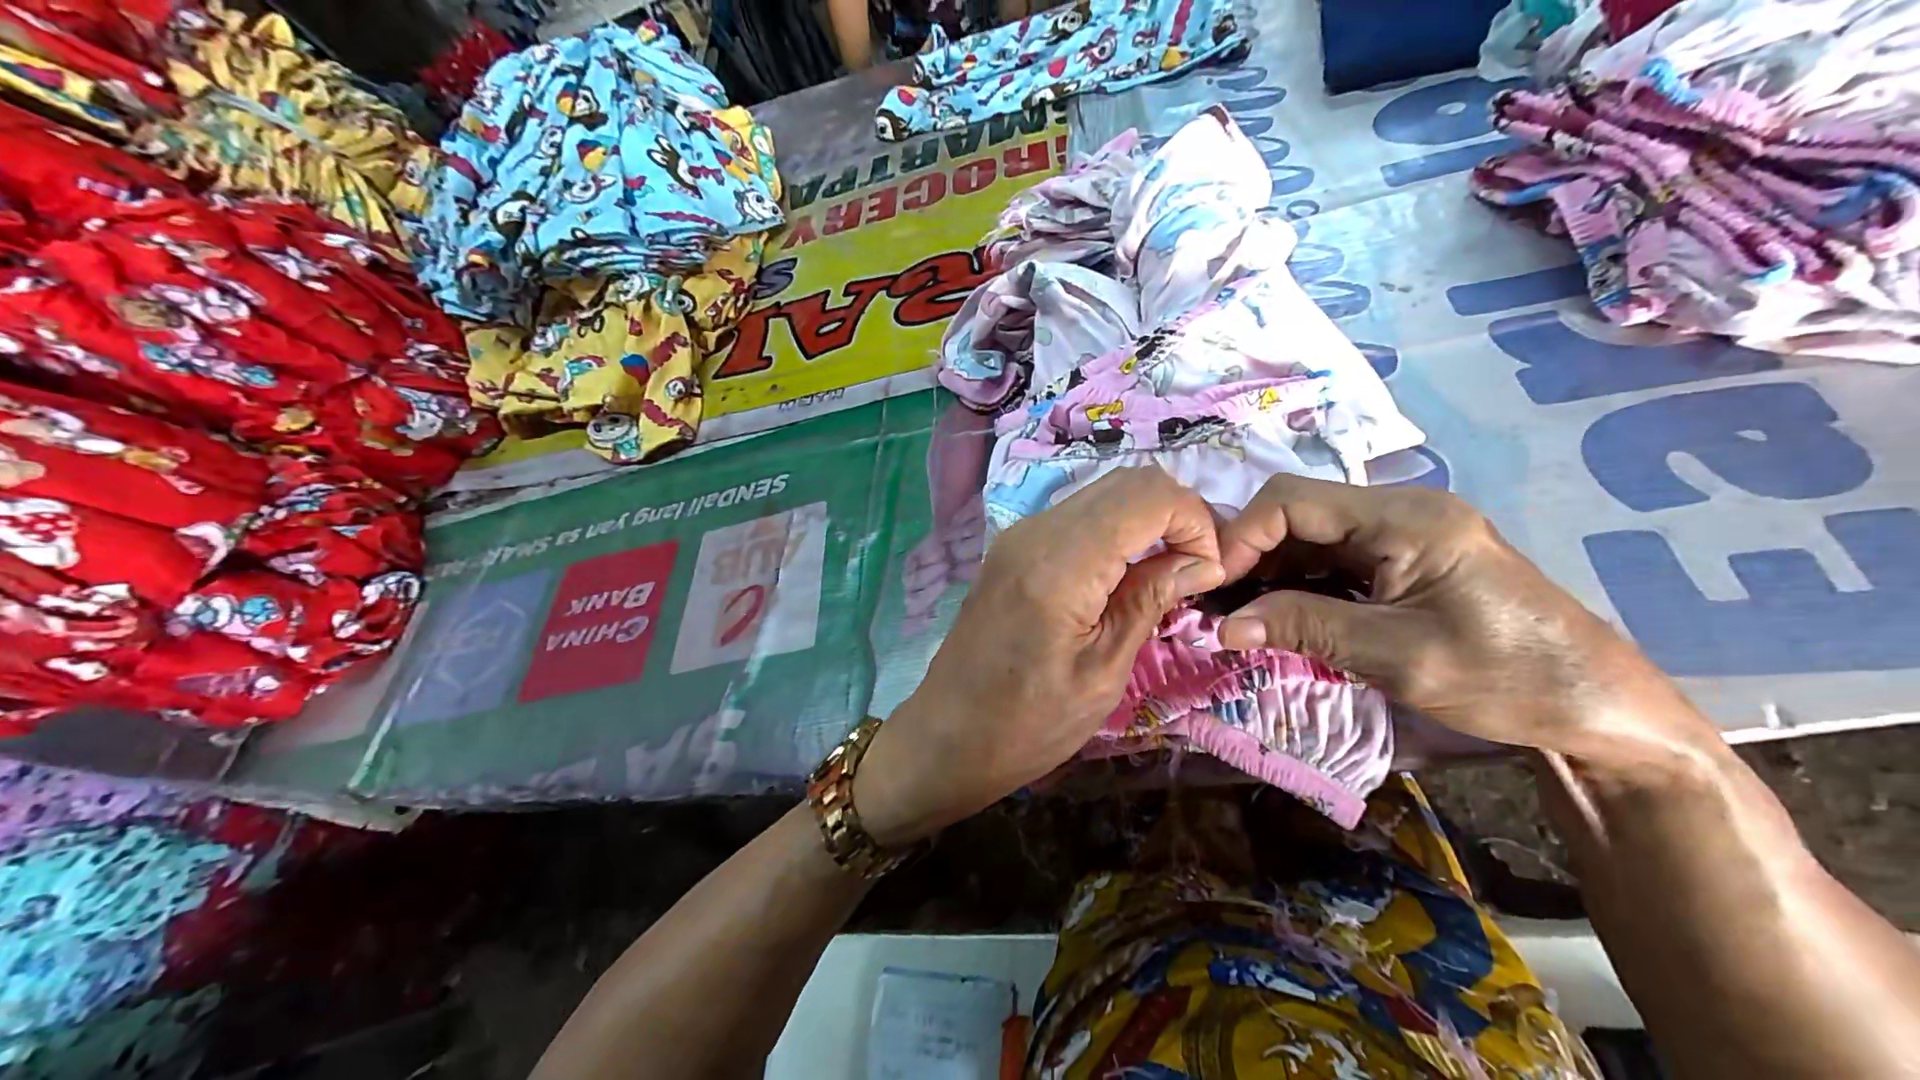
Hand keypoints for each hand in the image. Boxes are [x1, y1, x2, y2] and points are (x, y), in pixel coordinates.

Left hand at [855, 466, 1224, 846]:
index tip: (1212, 570)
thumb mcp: (1103, 672)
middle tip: (1198, 570)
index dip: (1195, 521)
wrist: (948, 737)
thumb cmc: (1028, 724)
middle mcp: (1035, 532)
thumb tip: (1202, 560)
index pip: (1148, 496)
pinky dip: (1115, 530)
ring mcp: (1019, 535)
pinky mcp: (1012, 548)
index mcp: (1060, 563)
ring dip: (1147, 520)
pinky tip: (1127, 573)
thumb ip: (1149, 600)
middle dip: (1177, 515)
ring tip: (1170, 574)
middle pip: (1127, 483)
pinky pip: (1077, 517)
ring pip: (1103, 494)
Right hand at [1212, 475, 1718, 767]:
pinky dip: (1297, 586)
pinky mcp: (1403, 561)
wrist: (1599, 710)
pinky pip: (1332, 561)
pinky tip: (1278, 616)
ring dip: (1269, 574)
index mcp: (1406, 518)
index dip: (1240, 537)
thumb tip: (1222, 627)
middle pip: (1296, 514)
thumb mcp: (1397, 656)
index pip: (1291, 500)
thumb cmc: (1508, 678)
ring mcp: (1403, 535)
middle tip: (1214, 605)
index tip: (1210, 587)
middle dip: (1248, 557)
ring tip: (1237, 615)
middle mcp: (1400, 512)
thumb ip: (1306, 628)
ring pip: (1309, 538)